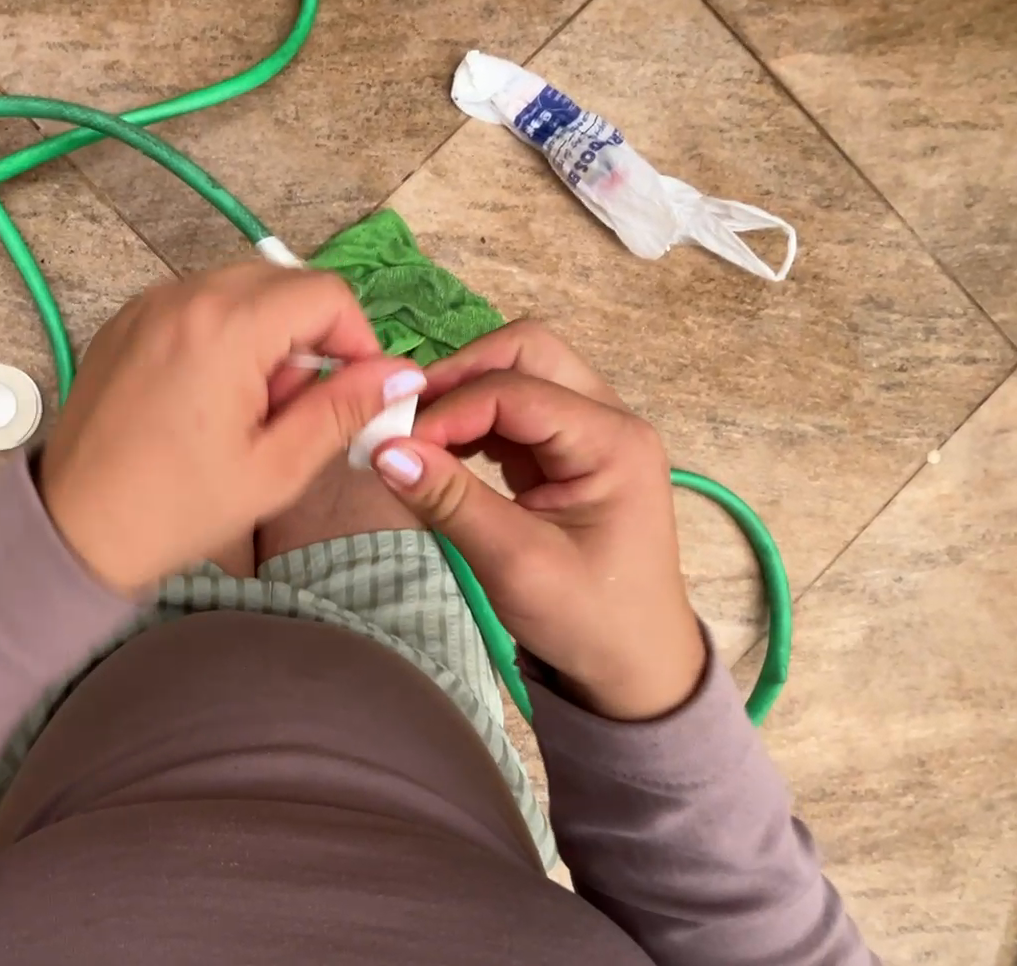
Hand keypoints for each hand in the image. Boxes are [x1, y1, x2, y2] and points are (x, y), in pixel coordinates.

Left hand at [40, 263, 423, 593]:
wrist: (73, 529)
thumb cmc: (175, 509)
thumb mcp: (275, 468)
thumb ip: (343, 410)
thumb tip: (402, 373)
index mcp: (224, 327)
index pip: (325, 292)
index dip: (356, 339)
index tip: (353, 391)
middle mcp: (182, 296)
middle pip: (283, 283)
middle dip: (308, 337)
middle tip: (289, 408)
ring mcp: (146, 305)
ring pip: (239, 291)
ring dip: (264, 336)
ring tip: (244, 408)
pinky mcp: (124, 322)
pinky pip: (195, 305)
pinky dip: (221, 335)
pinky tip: (204, 397)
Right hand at [369, 321, 704, 720]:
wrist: (633, 666)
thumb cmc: (587, 618)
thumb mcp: (514, 563)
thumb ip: (449, 499)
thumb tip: (383, 451)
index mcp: (611, 441)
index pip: (513, 389)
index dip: (447, 410)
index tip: (393, 446)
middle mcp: (606, 419)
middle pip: (526, 350)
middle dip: (459, 373)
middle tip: (407, 415)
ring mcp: (587, 431)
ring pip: (517, 371)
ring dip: (462, 393)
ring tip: (416, 433)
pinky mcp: (563, 451)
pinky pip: (511, 408)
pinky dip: (470, 418)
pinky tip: (441, 450)